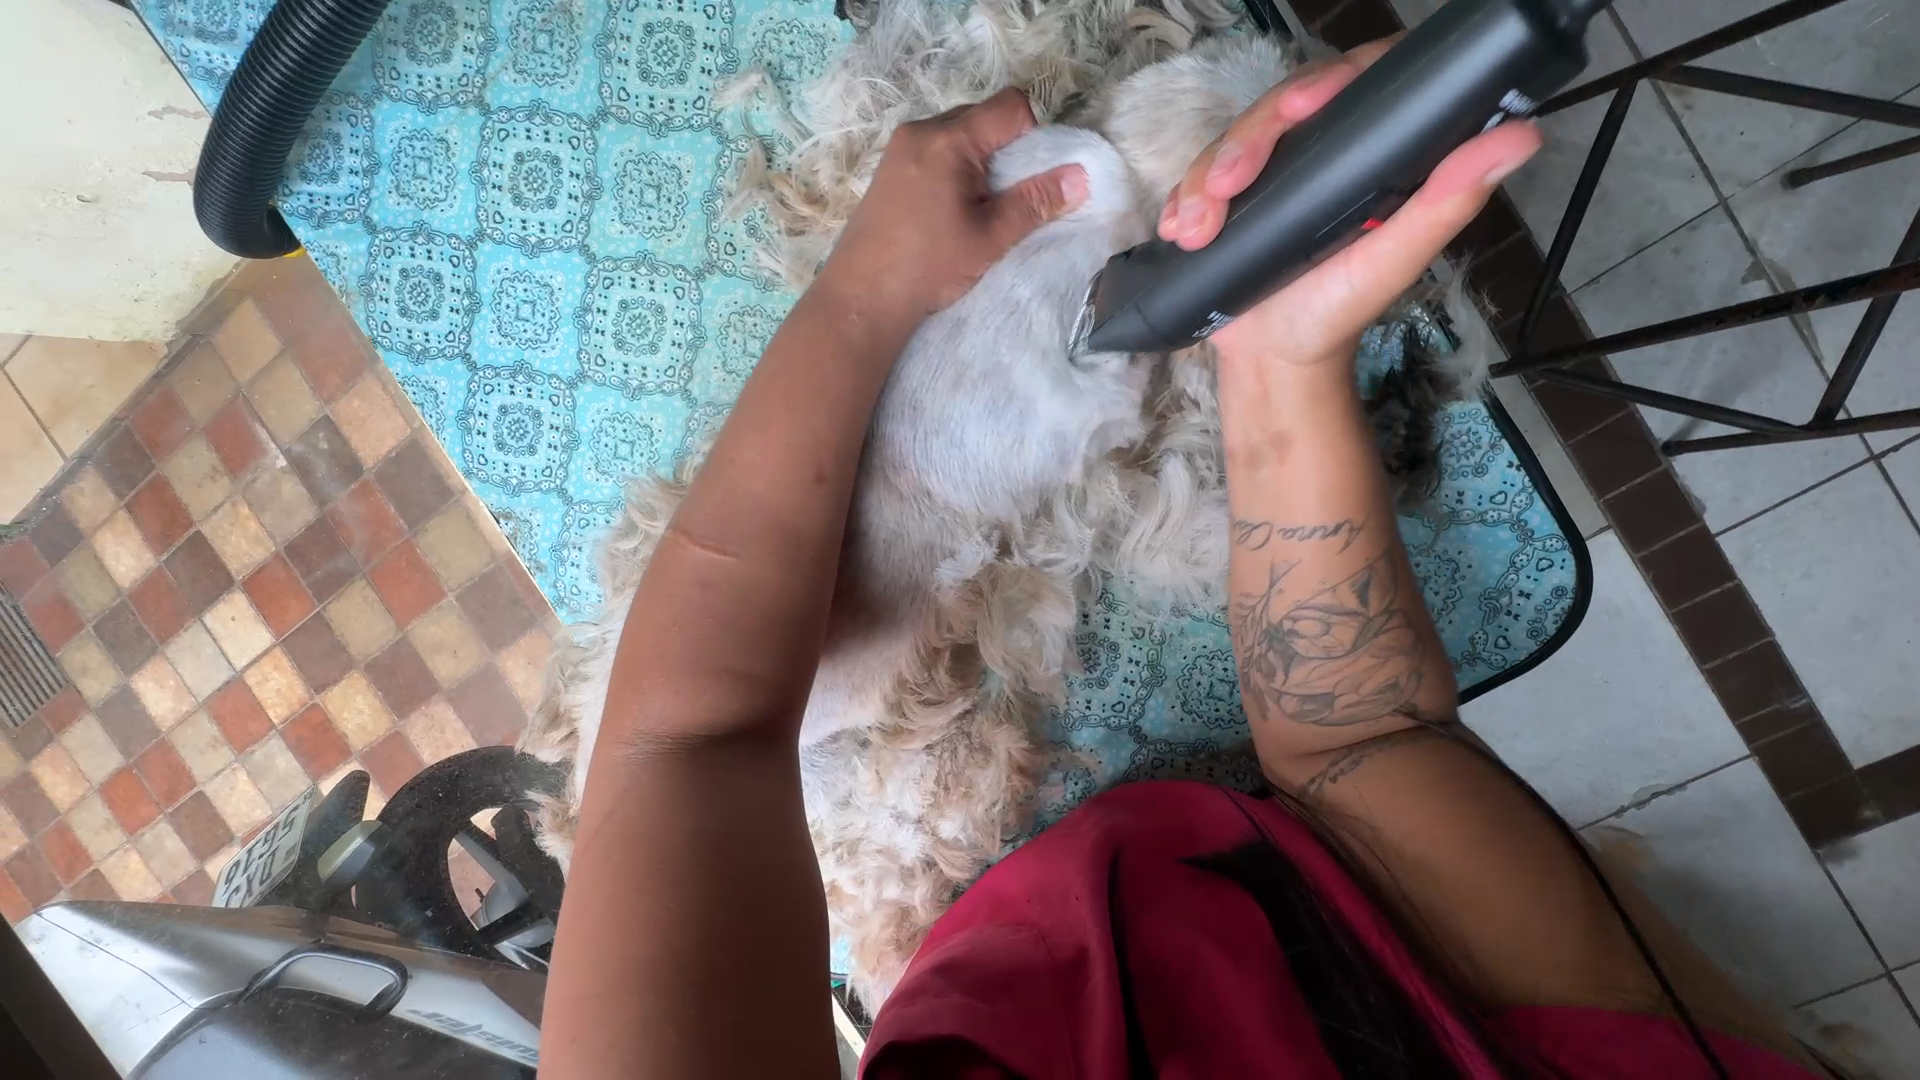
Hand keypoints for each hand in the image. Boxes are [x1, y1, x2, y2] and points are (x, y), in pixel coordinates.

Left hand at [814, 88, 1088, 324]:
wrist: (862, 299)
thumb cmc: (927, 268)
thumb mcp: (990, 238)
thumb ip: (1035, 203)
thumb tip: (1081, 178)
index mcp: (948, 139)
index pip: (1010, 107)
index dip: (1033, 138)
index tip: (1027, 184)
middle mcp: (920, 131)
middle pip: (982, 119)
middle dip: (1004, 154)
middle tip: (1003, 203)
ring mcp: (899, 150)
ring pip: (957, 139)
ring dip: (977, 167)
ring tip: (973, 215)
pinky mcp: (888, 173)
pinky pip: (934, 156)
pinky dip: (952, 175)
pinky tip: (947, 218)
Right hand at [1160, 39, 1540, 372]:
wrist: (1273, 362)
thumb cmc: (1336, 314)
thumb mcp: (1392, 262)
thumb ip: (1445, 203)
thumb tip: (1521, 134)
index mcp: (1366, 154)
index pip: (1353, 88)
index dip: (1325, 83)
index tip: (1297, 111)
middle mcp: (1315, 156)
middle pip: (1275, 111)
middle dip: (1241, 144)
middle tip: (1221, 190)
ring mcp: (1265, 180)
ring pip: (1226, 147)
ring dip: (1200, 182)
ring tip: (1193, 232)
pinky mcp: (1225, 206)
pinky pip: (1195, 185)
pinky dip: (1180, 204)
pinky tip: (1176, 231)